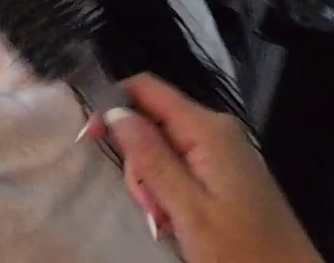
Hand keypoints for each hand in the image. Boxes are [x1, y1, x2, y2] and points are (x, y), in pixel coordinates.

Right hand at [94, 75, 322, 262]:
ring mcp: (224, 151)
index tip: (89, 137)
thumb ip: (151, 158)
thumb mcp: (189, 212)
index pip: (146, 88)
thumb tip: (114, 111)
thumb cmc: (243, 257)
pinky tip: (177, 222)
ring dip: (154, 182)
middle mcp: (216, 129)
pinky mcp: (228, 173)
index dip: (113, 103)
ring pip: (164, 146)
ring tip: (166, 223)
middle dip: (139, 160)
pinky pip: (183, 164)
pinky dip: (171, 190)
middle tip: (149, 207)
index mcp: (207, 129)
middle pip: (153, 120)